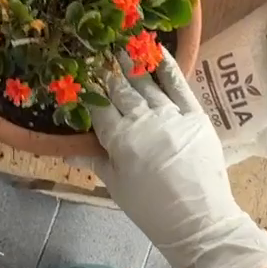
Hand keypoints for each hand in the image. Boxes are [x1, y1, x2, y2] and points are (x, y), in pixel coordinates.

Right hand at [90, 50, 266, 267]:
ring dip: (132, 62)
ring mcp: (172, 115)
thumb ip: (93, 160)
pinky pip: (179, 83)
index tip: (80, 73)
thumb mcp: (115, 186)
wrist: (200, 222)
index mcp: (120, 140)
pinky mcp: (195, 114)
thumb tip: (66, 149)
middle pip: (120, 89)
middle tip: (96, 52)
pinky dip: (167, 65)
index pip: (98, 106)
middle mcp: (144, 121)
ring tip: (120, 45)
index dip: (87, 89)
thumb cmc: (151, 210)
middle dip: (107, 71)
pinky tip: (156, 49)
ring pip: (146, 82)